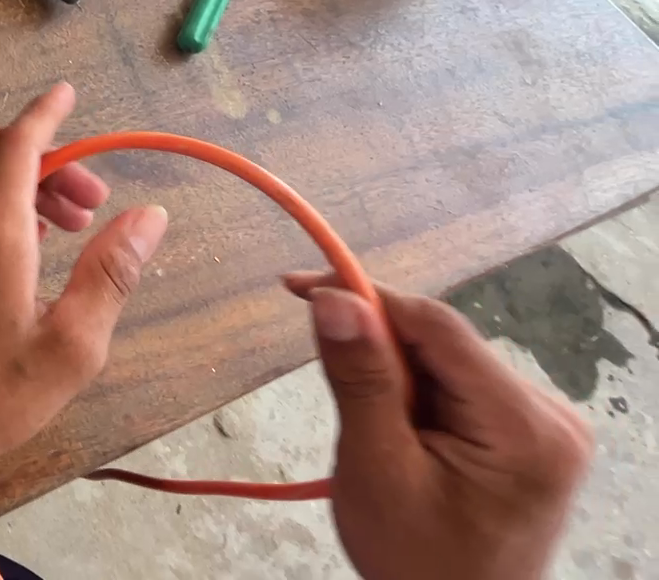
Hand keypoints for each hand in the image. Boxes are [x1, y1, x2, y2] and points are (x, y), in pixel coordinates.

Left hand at [0, 84, 168, 578]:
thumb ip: (111, 272)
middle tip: (93, 205)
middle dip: (48, 159)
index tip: (67, 93)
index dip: (45, 112)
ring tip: (64, 231)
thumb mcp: (71, 344)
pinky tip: (17, 250)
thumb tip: (149, 218)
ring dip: (19, 185)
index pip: (17, 143)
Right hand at [284, 273, 592, 579]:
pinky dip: (402, 385)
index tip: (294, 288)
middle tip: (323, 369)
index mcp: (524, 425)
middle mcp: (547, 414)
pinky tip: (387, 418)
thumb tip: (333, 297)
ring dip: (384, 366)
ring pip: (437, 357)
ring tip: (361, 415)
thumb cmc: (415, 555)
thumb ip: (359, 378)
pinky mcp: (519, 433)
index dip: (361, 293)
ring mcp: (538, 425)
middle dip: (372, 342)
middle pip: (438, 339)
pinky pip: (447, 380)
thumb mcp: (375, 465)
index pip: (435, 324)